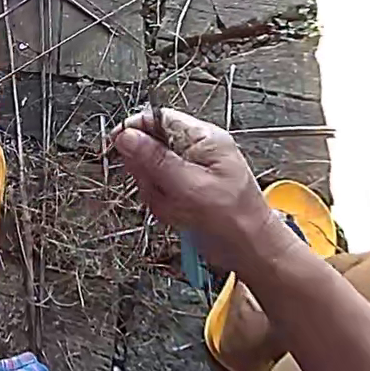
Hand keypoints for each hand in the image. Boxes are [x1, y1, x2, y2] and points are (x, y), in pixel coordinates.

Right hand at [112, 108, 307, 274]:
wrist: (251, 252)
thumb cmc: (235, 218)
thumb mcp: (190, 185)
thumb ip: (155, 160)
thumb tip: (126, 137)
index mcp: (202, 138)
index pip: (157, 118)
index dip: (134, 129)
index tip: (118, 145)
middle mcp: (194, 150)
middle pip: (147, 147)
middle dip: (148, 172)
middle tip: (162, 188)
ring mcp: (187, 171)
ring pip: (148, 172)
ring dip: (156, 193)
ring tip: (177, 206)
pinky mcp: (183, 189)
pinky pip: (156, 191)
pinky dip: (162, 205)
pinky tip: (180, 214)